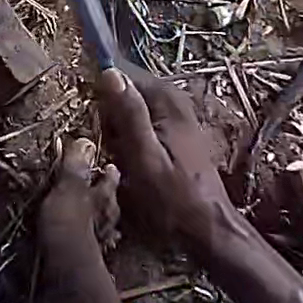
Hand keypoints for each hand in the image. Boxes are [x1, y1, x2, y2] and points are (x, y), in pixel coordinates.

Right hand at [97, 64, 240, 248]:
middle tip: (111, 147)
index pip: (118, 72)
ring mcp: (172, 115)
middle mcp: (171, 99)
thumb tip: (108, 71)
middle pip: (121, 91)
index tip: (94, 121)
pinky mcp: (171, 131)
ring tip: (120, 158)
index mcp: (165, 98)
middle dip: (108, 115)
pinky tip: (128, 161)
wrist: (208, 231)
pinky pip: (136, 123)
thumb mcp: (144, 155)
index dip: (100, 92)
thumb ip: (128, 112)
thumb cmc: (173, 197)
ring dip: (115, 130)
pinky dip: (127, 138)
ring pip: (126, 109)